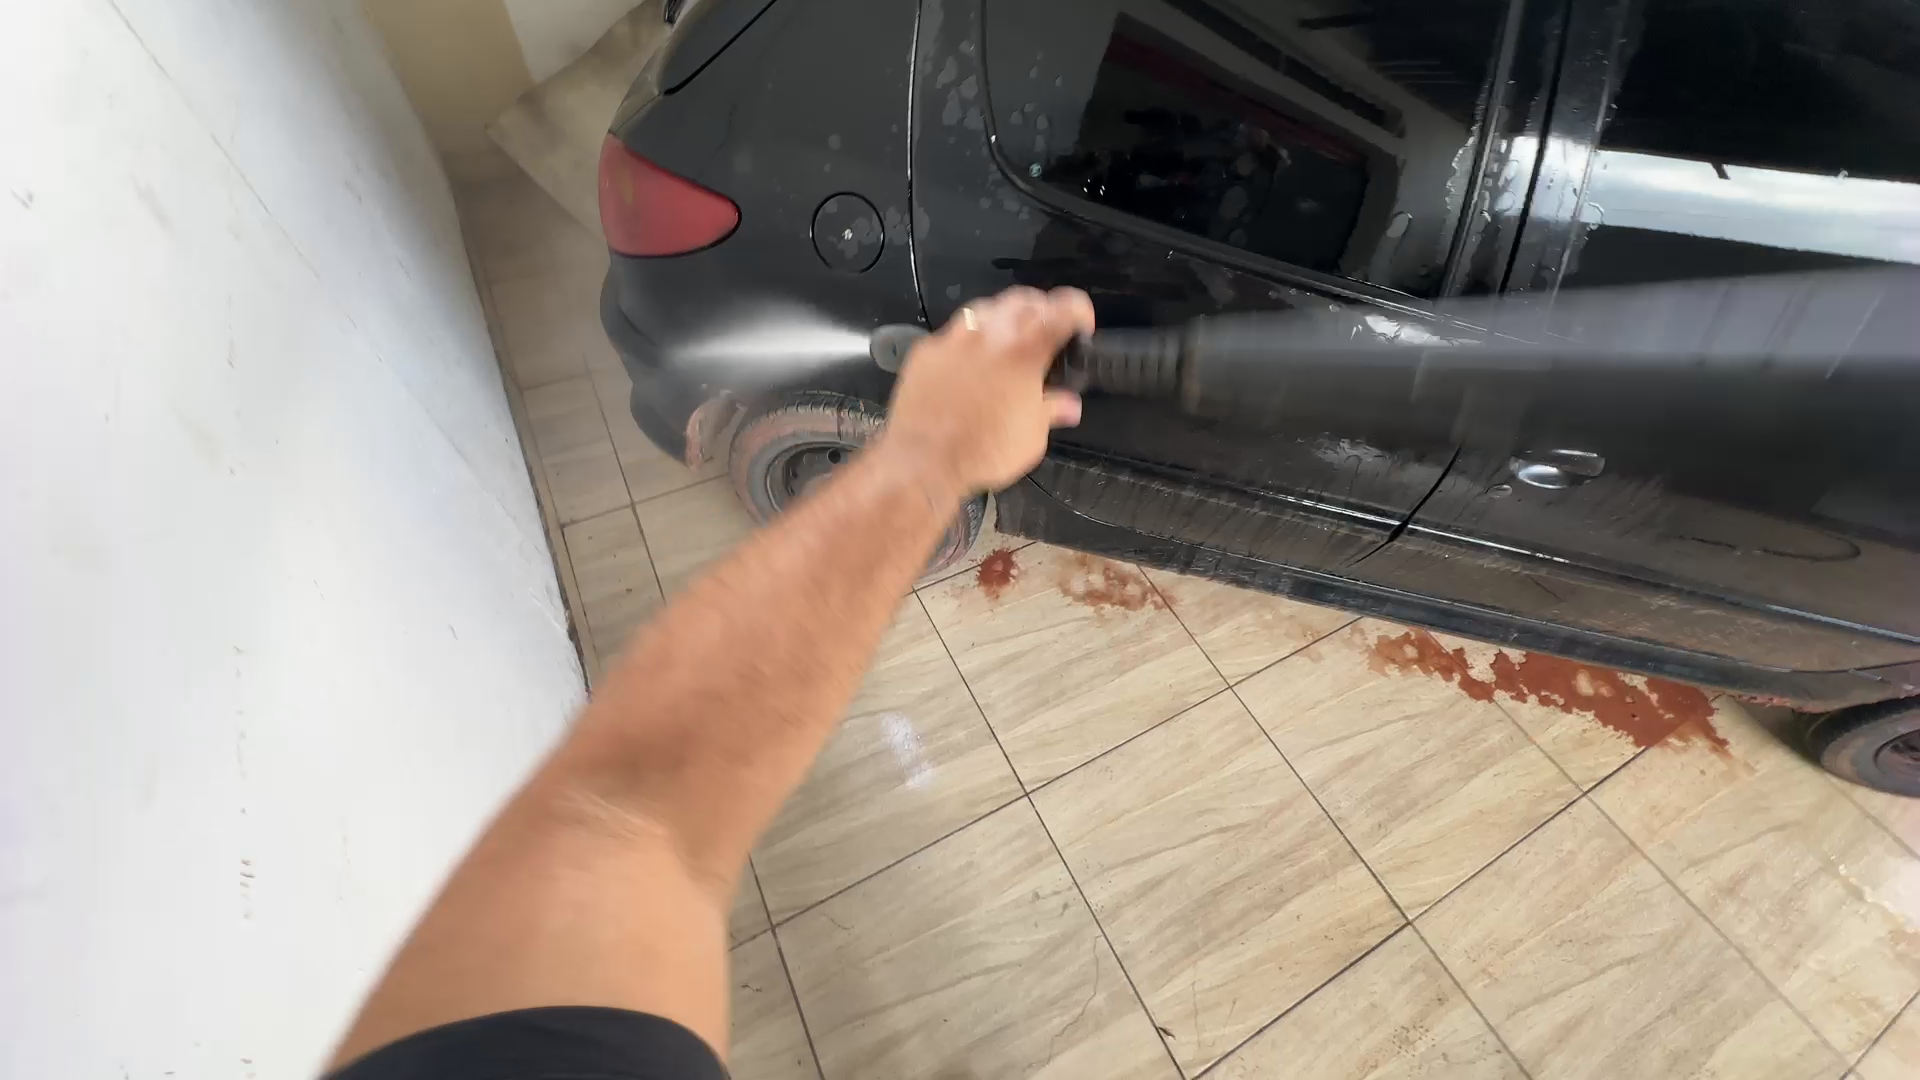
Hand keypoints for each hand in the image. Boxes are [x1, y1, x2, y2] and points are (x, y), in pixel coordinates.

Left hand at [881, 286, 1094, 498]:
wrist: (923, 460)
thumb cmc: (983, 452)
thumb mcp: (1031, 438)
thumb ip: (1051, 411)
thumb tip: (1068, 405)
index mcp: (1024, 353)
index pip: (1062, 310)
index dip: (1078, 309)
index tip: (1081, 322)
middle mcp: (989, 336)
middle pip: (1023, 299)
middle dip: (1041, 309)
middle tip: (1046, 330)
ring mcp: (954, 339)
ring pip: (986, 308)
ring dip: (1004, 318)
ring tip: (1008, 339)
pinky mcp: (927, 351)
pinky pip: (953, 332)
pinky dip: (968, 339)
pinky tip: (969, 360)